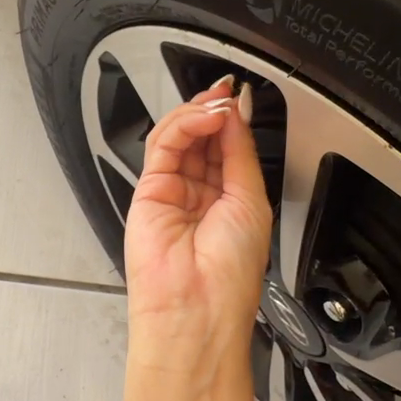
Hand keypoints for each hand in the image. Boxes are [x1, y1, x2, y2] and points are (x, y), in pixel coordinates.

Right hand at [123, 75, 272, 369]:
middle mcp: (199, 194)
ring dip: (199, 114)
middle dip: (215, 111)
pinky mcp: (148, 189)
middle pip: (202, 137)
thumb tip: (238, 115)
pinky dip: (182, 126)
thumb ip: (240, 153)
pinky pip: (162, 146)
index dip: (234, 121)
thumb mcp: (252, 201)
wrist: (197, 307)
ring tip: (216, 106)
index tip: (243, 98)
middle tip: (227, 94)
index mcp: (229, 201)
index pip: (227, 147)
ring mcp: (171, 191)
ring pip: (178, 136)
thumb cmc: (230, 275)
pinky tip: (202, 119)